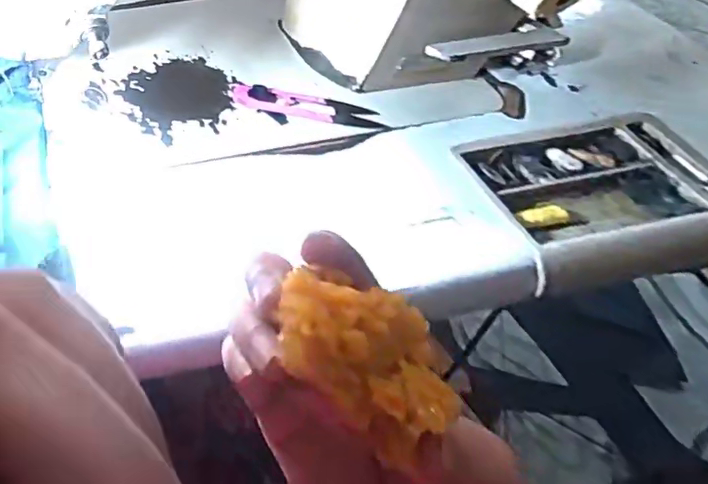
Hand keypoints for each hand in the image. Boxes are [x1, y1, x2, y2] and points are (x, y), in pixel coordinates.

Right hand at [223, 233, 523, 483]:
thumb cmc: (450, 479)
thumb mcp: (473, 462)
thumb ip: (453, 441)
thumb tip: (425, 438)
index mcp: (374, 332)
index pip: (348, 274)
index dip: (331, 254)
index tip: (313, 246)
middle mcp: (324, 336)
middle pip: (278, 276)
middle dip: (269, 277)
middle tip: (275, 301)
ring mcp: (290, 366)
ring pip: (247, 313)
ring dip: (252, 325)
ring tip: (275, 360)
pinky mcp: (265, 400)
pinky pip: (234, 361)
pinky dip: (240, 359)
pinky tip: (260, 378)